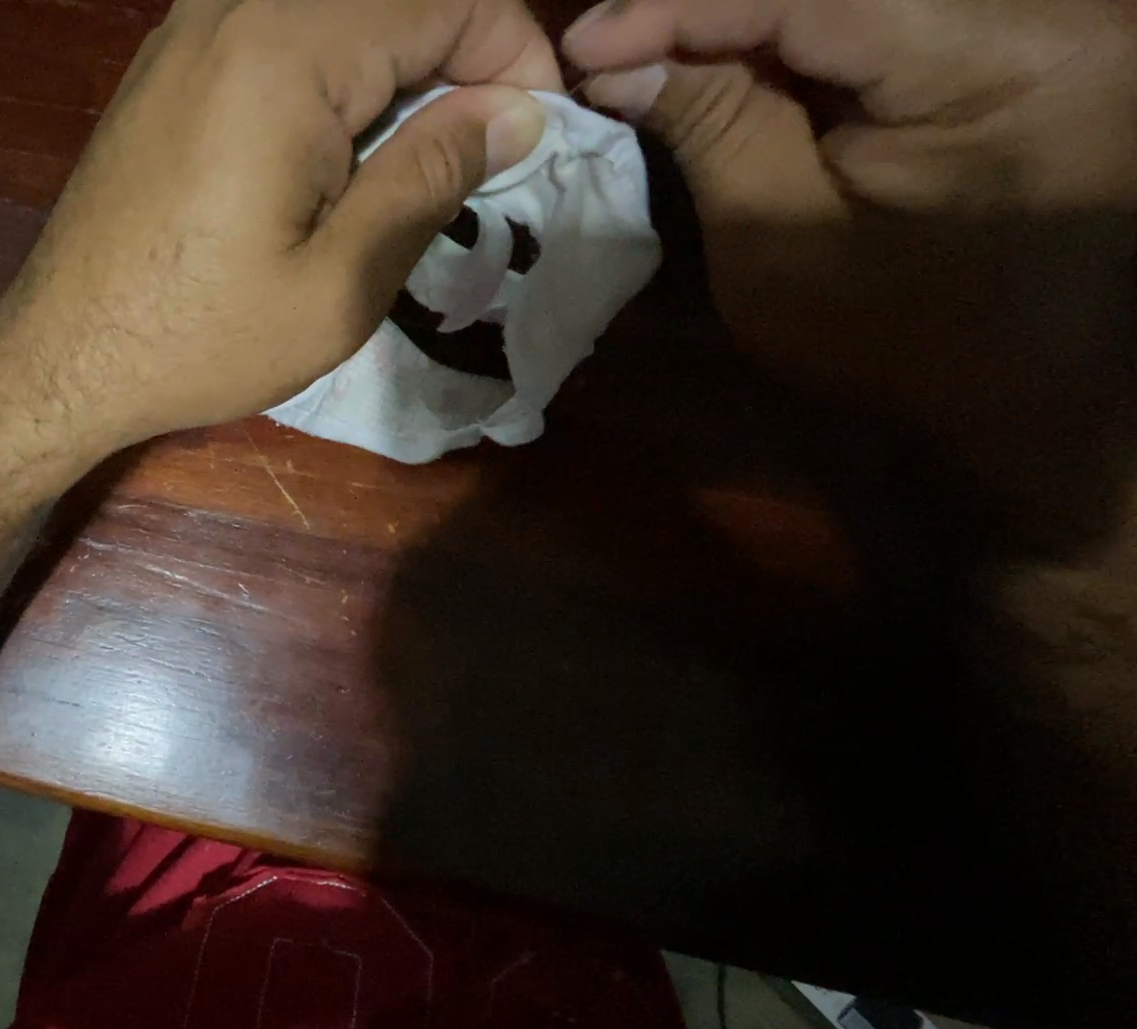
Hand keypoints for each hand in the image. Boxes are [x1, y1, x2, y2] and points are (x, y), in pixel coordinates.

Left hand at [0, 0, 561, 459]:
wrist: (61, 360)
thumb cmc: (198, 341)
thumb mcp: (336, 287)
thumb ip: (429, 180)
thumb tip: (512, 112)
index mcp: (284, 49)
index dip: (514, 53)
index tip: (534, 135)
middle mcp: (231, 10)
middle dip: (456, 60)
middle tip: (477, 155)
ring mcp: (185, 33)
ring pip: (332, 17)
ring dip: (391, 73)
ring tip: (410, 163)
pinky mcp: (164, 71)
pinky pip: (274, 39)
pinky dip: (328, 80)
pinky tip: (331, 154)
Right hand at [560, 0, 1136, 514]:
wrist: (1007, 384)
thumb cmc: (885, 339)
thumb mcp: (778, 241)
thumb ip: (714, 130)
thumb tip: (623, 65)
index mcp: (1004, 63)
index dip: (689, 8)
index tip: (586, 39)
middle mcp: (1048, 9)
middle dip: (705, 9)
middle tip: (606, 46)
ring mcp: (1036, 20)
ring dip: (733, 22)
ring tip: (642, 53)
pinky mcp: (1009, 44)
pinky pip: (871, 23)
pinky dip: (779, 41)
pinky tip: (710, 62)